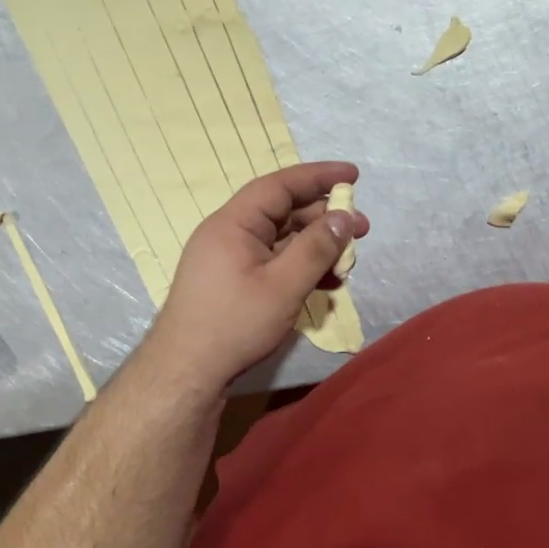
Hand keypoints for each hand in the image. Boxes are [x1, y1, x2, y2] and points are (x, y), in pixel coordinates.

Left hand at [144, 162, 370, 391]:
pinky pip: (272, 263)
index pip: (280, 185)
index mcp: (234, 223)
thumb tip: (344, 217)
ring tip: (347, 264)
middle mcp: (229, 233)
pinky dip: (299, 268)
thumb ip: (317, 248)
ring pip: (280, 241)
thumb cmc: (234, 324)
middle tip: (362, 230)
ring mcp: (229, 259)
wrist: (186, 372)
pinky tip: (325, 284)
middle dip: (324, 218)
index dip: (318, 177)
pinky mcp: (232, 283)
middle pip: (282, 212)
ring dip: (316, 248)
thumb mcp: (283, 285)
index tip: (353, 175)